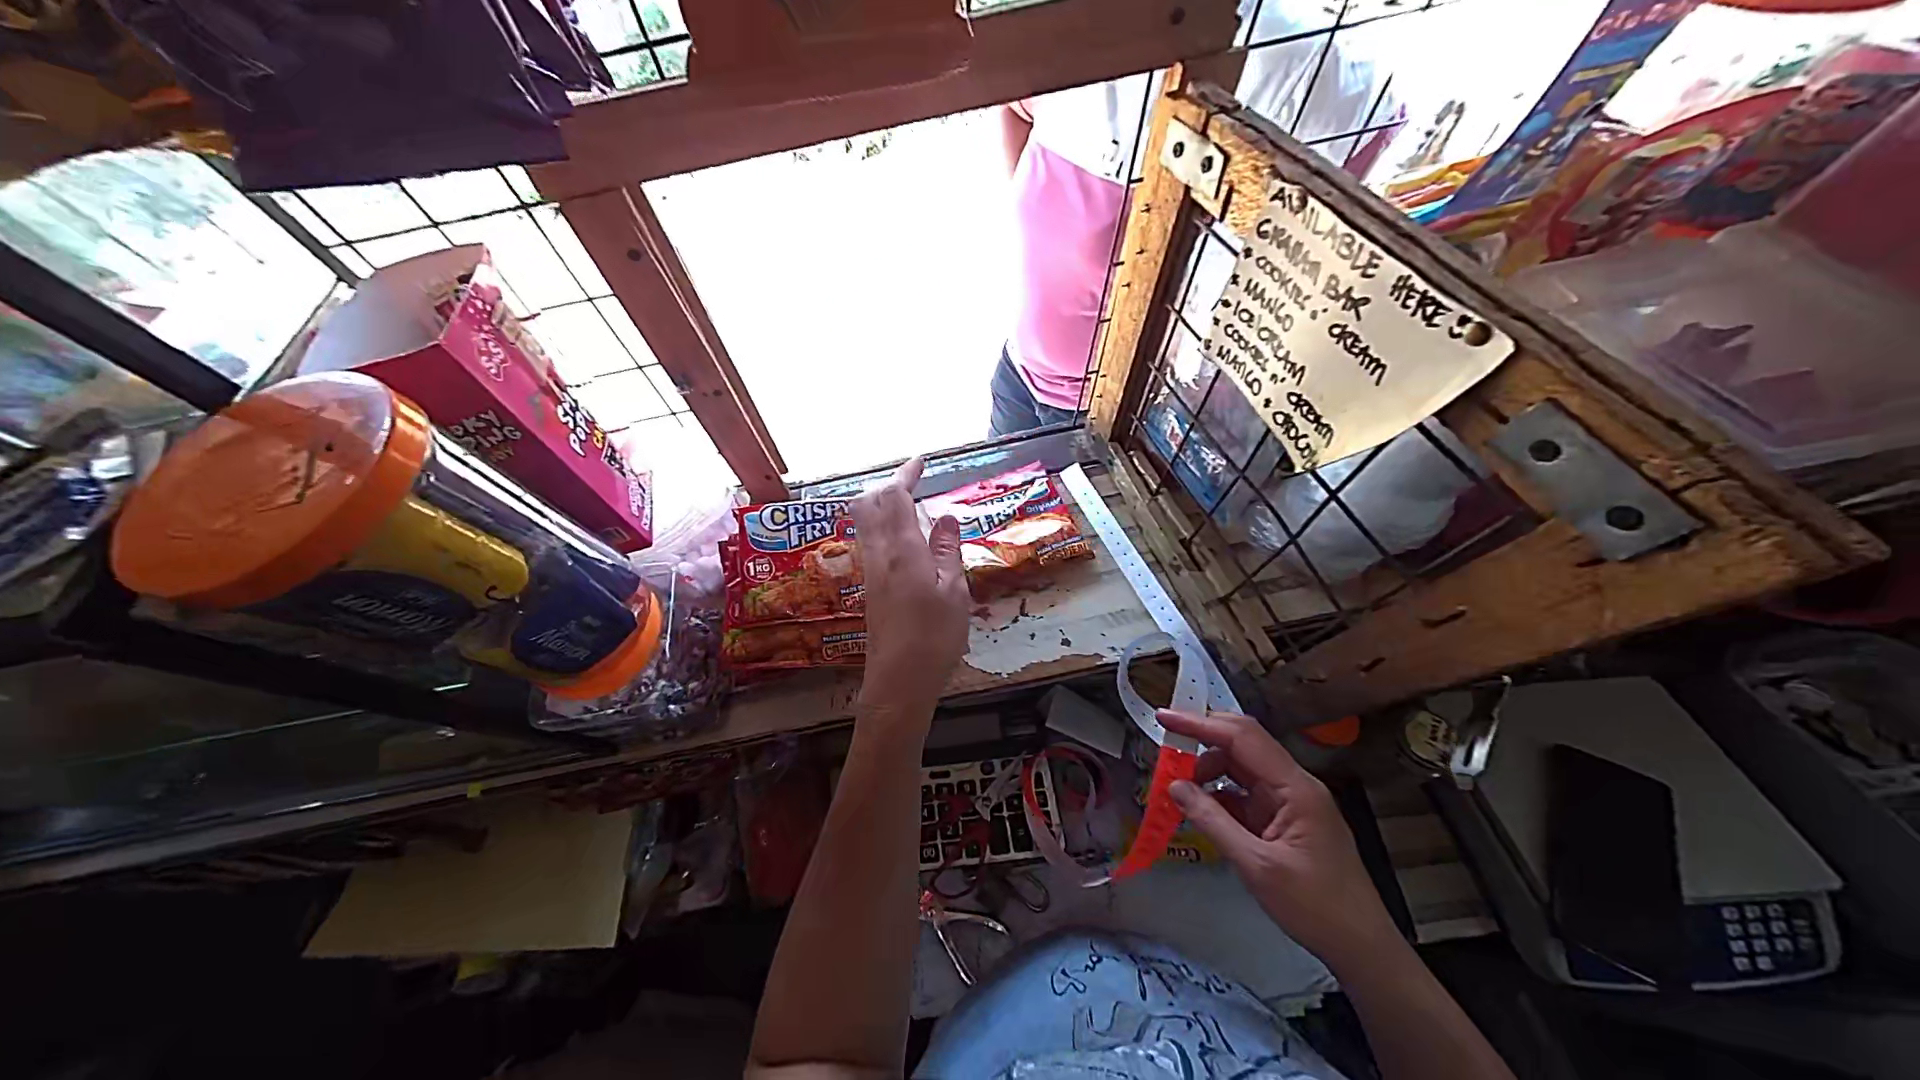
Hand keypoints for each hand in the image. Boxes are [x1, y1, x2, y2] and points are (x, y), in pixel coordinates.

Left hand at [851, 457, 970, 719]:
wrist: (898, 683)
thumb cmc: (934, 638)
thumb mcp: (953, 592)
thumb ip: (947, 551)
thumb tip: (945, 518)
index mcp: (901, 550)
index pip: (894, 497)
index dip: (906, 474)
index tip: (921, 462)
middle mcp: (878, 555)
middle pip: (868, 504)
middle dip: (888, 485)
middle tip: (914, 484)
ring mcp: (869, 572)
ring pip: (864, 523)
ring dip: (881, 505)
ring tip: (910, 507)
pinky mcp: (868, 589)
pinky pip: (868, 542)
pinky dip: (881, 526)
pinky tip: (903, 541)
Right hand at [1160, 709, 1401, 970]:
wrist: (1362, 947)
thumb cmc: (1315, 907)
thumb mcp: (1257, 866)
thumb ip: (1213, 821)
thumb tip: (1173, 785)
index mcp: (1295, 787)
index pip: (1242, 737)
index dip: (1200, 723)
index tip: (1164, 716)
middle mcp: (1293, 784)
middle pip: (1242, 744)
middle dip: (1202, 741)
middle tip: (1166, 752)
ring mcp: (1290, 801)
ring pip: (1241, 768)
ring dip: (1208, 771)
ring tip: (1179, 790)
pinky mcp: (1285, 819)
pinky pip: (1245, 793)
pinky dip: (1219, 795)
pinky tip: (1200, 809)